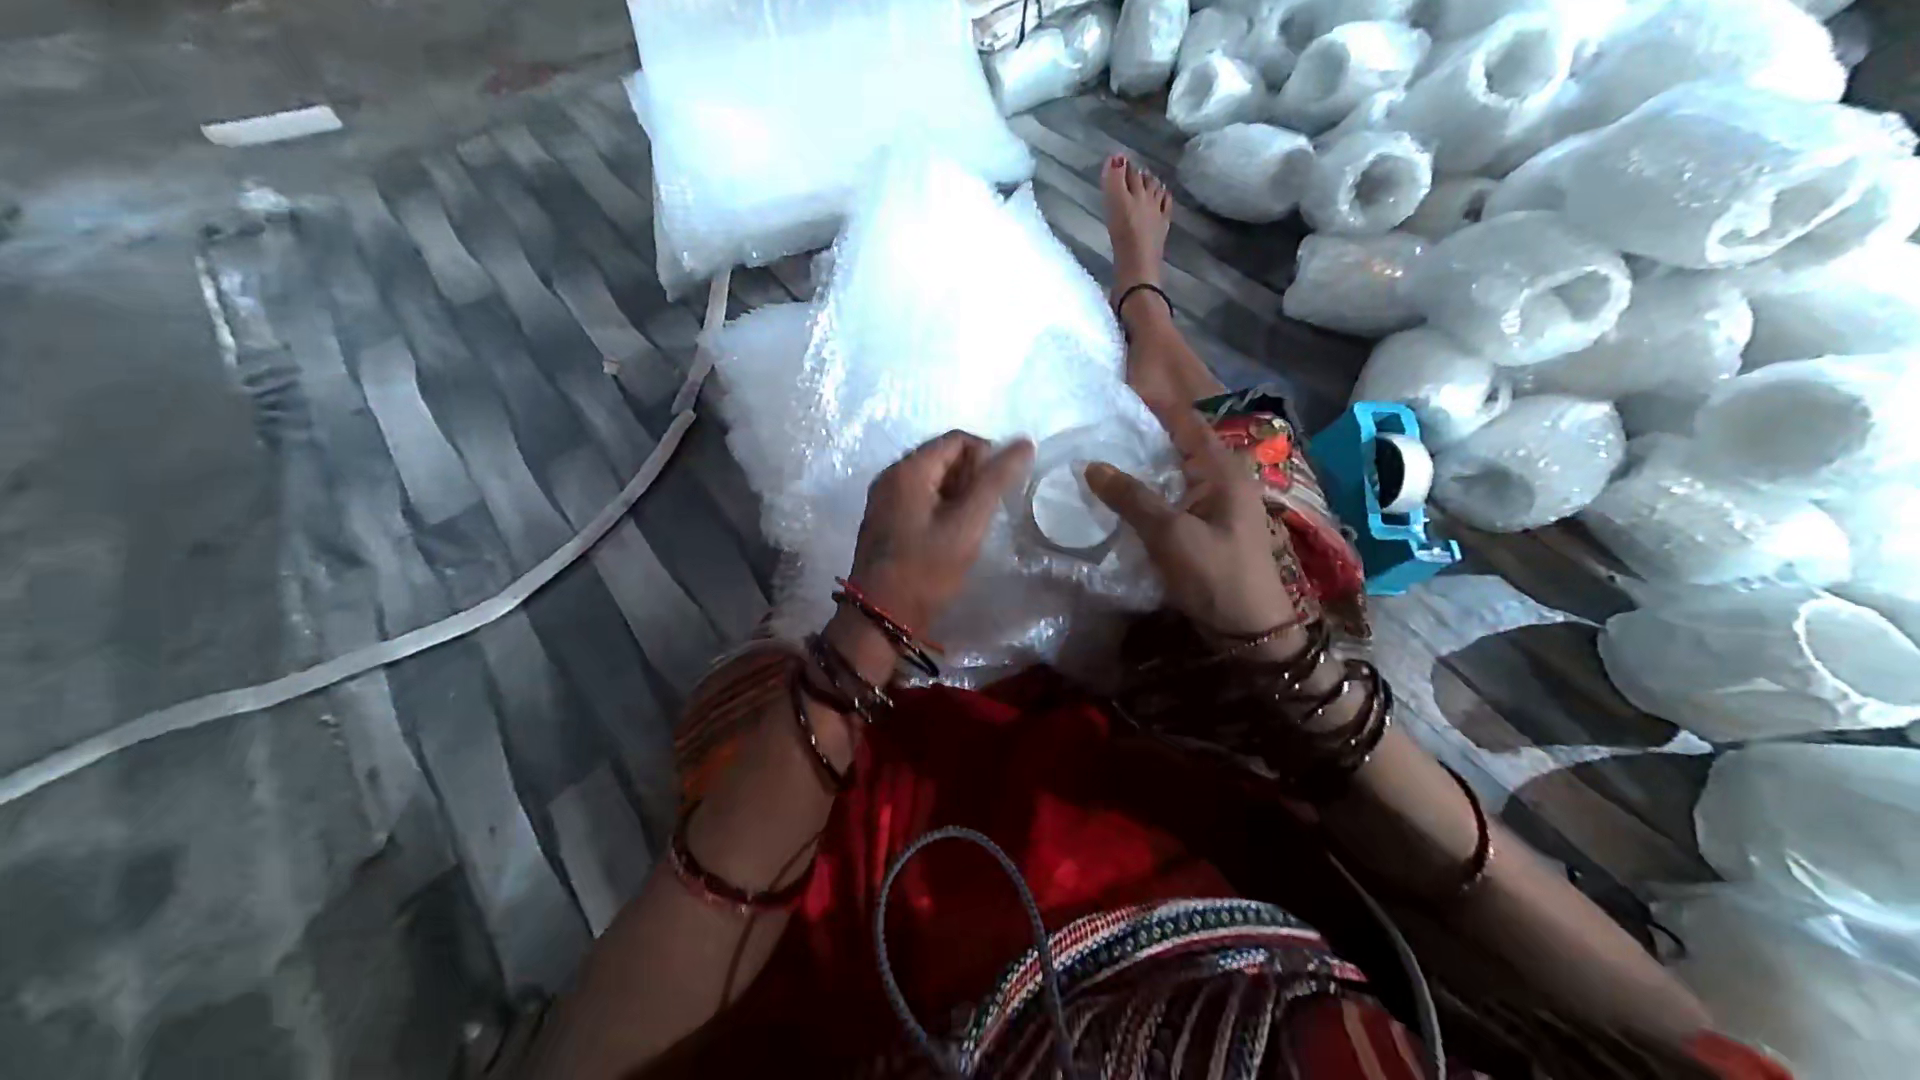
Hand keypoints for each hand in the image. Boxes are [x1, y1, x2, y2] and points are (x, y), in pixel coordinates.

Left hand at [828, 431, 1033, 677]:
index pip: (958, 439)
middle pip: (943, 455)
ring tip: (971, 525)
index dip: (987, 456)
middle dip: (972, 476)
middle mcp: (891, 475)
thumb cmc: (926, 570)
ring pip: (933, 478)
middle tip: (985, 512)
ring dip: (959, 493)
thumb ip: (996, 481)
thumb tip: (1025, 442)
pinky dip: (942, 506)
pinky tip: (952, 533)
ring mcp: (884, 498)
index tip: (998, 493)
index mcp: (908, 469)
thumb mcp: (967, 524)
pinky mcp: (885, 519)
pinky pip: (920, 497)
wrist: (880, 617)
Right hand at [1085, 406, 1296, 637]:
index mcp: (1222, 469)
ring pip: (1171, 470)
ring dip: (1140, 464)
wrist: (1250, 628)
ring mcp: (1214, 502)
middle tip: (1094, 427)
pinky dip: (1146, 490)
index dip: (1151, 405)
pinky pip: (1171, 495)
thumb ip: (1132, 497)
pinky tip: (1118, 495)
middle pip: (1176, 443)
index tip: (1112, 395)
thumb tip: (1091, 465)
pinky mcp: (1204, 524)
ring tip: (1096, 454)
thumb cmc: (1216, 575)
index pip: (1184, 421)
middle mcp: (1220, 477)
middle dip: (1138, 434)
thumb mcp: (1170, 534)